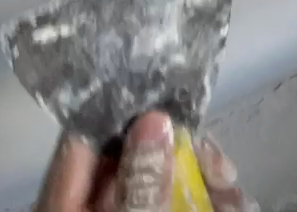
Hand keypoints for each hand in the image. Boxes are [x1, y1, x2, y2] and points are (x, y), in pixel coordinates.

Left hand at [35, 111, 255, 211]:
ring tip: (236, 199)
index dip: (126, 109)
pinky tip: (232, 205)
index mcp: (60, 209)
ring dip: (201, 183)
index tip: (176, 96)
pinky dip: (202, 204)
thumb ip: (138, 187)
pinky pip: (172, 206)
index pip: (86, 138)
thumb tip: (154, 118)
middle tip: (222, 168)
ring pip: (159, 185)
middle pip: (132, 159)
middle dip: (183, 156)